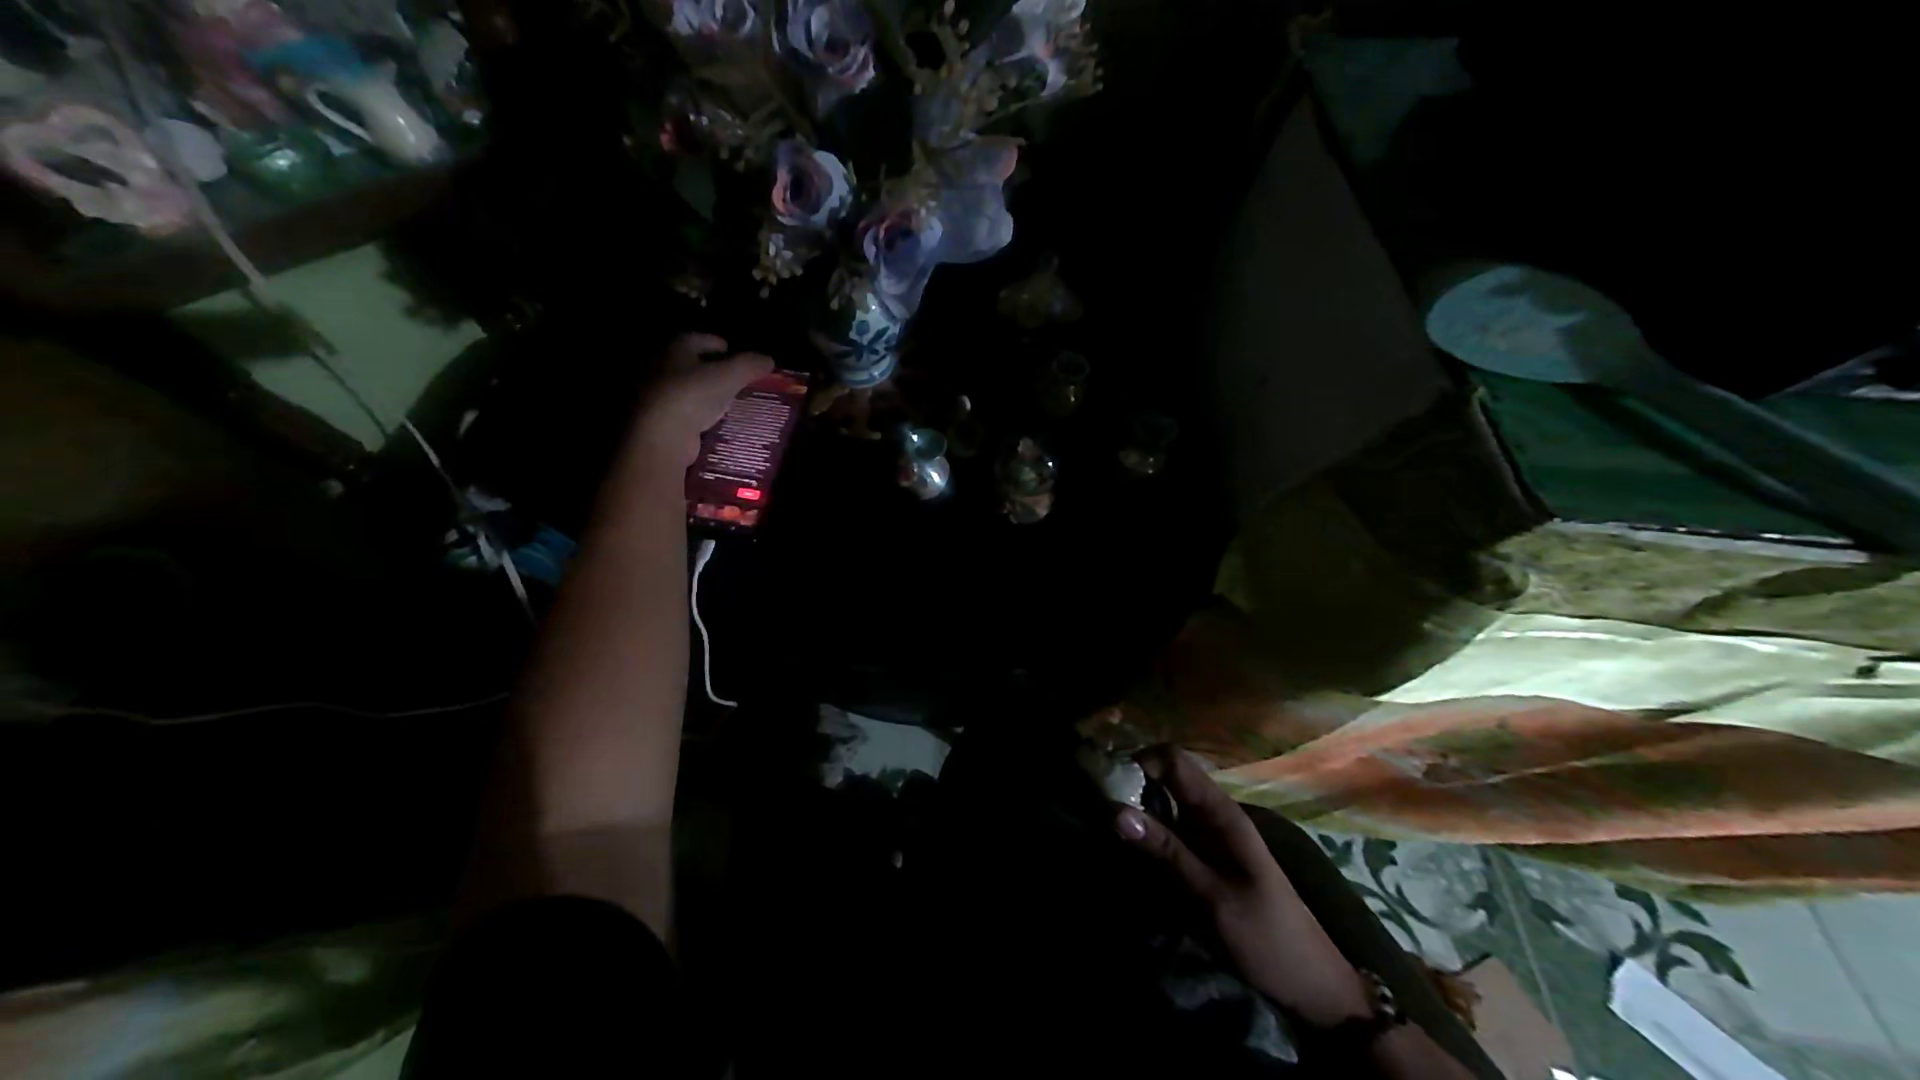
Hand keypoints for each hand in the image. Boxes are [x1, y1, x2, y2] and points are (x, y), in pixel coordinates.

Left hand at [634, 334, 774, 468]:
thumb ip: (750, 364)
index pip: (704, 340)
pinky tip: (716, 422)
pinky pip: (686, 411)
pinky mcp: (659, 419)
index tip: (740, 358)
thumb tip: (769, 360)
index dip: (724, 346)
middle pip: (695, 364)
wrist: (660, 434)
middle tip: (740, 381)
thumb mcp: (730, 375)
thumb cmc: (694, 394)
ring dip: (709, 394)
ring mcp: (657, 393)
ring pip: (690, 389)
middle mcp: (662, 365)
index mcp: (678, 347)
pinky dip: (700, 414)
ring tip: (732, 403)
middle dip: (716, 371)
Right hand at [1115, 746, 1373, 1026]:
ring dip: (1134, 811)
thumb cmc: (1268, 939)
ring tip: (1104, 831)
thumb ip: (1166, 852)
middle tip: (1097, 811)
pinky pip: (1167, 831)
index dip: (1139, 763)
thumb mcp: (1212, 898)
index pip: (1173, 760)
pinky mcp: (1204, 858)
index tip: (1107, 789)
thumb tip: (1114, 810)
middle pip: (1164, 777)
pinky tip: (1127, 852)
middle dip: (1129, 787)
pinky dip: (1145, 834)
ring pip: (1162, 803)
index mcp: (1222, 813)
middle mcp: (1212, 815)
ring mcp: (1208, 836)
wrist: (1313, 988)